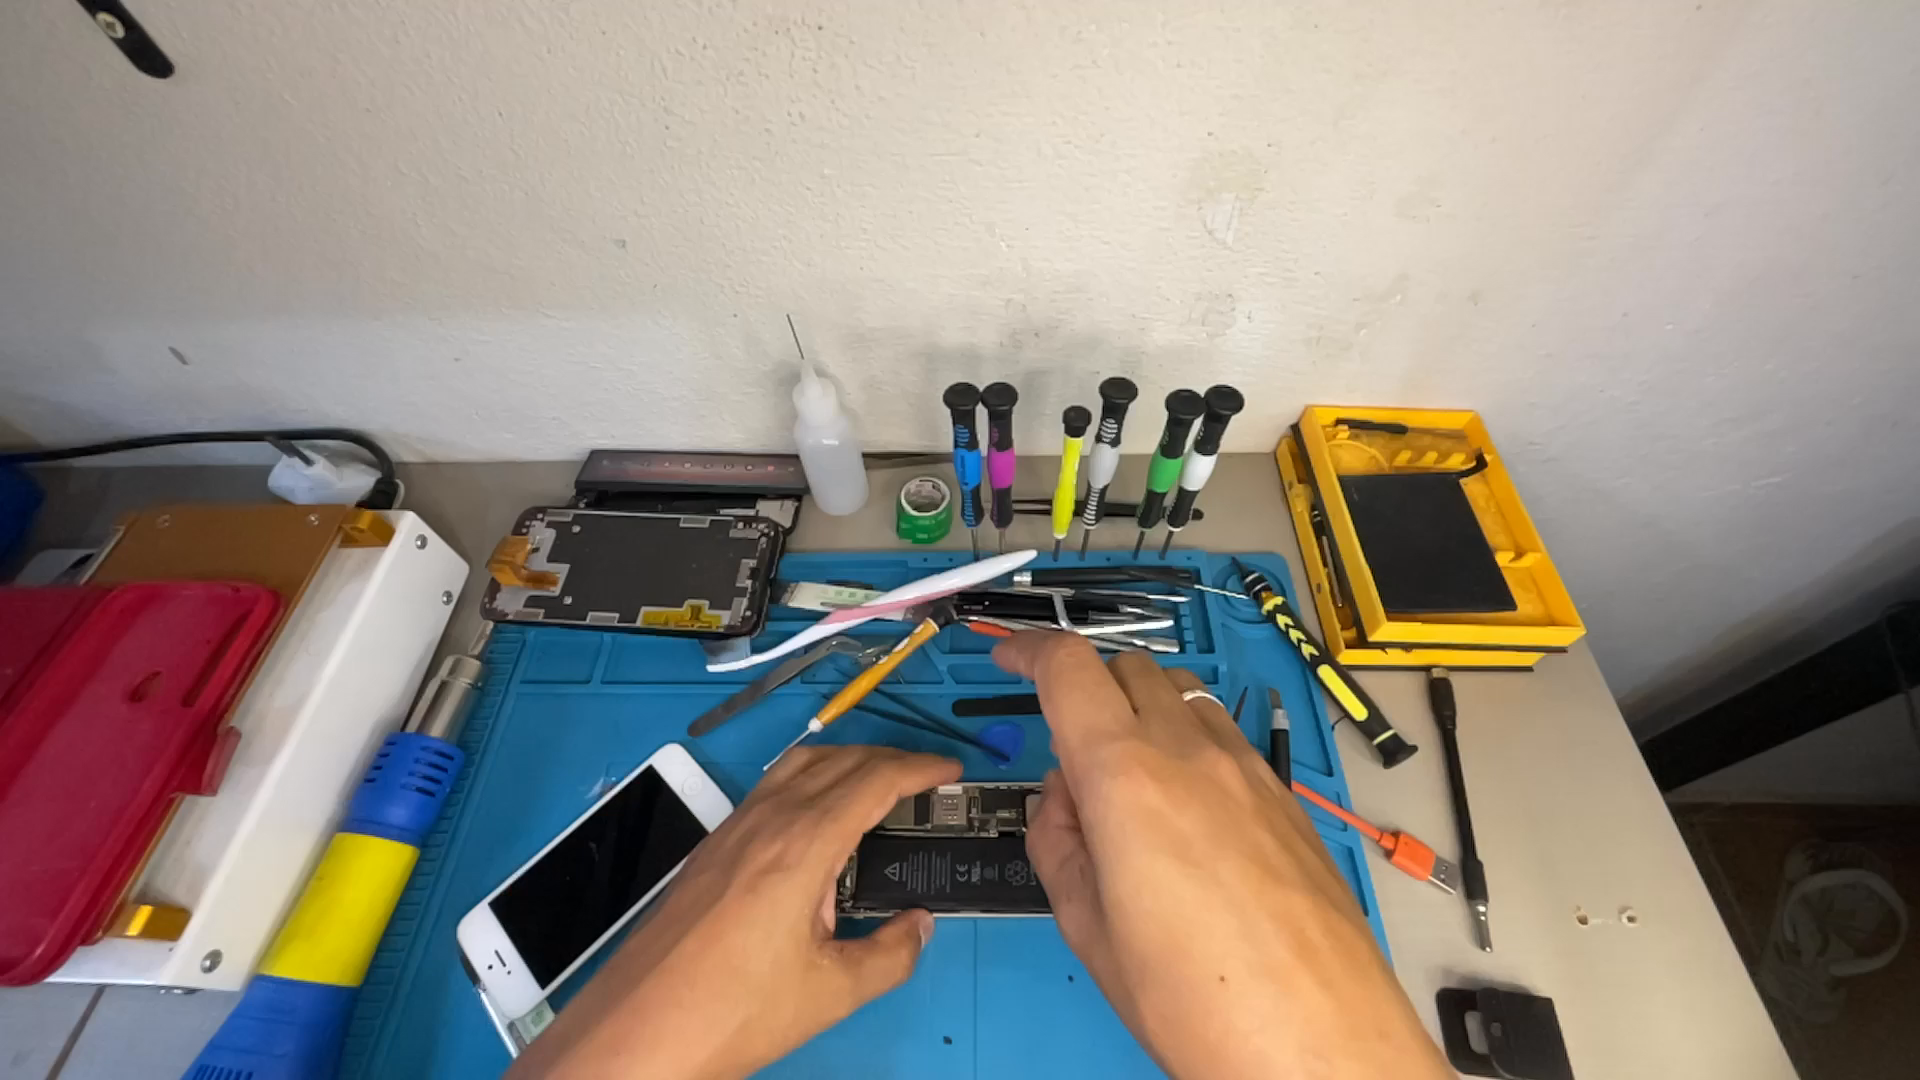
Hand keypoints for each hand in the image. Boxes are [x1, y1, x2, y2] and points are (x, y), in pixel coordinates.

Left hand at [508, 745, 961, 1079]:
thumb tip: (920, 925)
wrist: (635, 1029)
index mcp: (807, 842)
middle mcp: (772, 816)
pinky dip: (814, 775)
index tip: (951, 771)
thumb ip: (890, 956)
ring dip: (850, 759)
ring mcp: (738, 823)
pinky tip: (819, 813)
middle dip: (893, 759)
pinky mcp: (716, 839)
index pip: (876, 779)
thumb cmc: (737, 1010)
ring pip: (805, 761)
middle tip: (925, 781)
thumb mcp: (830, 994)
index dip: (920, 767)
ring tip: (879, 784)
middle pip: (844, 759)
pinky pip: (776, 781)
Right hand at [995, 632, 1450, 1079]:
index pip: (1068, 668)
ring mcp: (1245, 767)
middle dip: (1084, 684)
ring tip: (1129, 773)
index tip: (1010, 656)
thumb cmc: (1193, 1001)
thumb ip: (1057, 839)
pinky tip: (1186, 804)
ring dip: (1138, 706)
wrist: (1325, 1049)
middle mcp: (1188, 751)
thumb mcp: (1086, 927)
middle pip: (1125, 665)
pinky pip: (1221, 731)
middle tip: (1070, 746)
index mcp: (1124, 776)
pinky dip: (1185, 737)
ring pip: (1178, 689)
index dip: (1029, 648)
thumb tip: (1063, 796)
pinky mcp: (1283, 795)